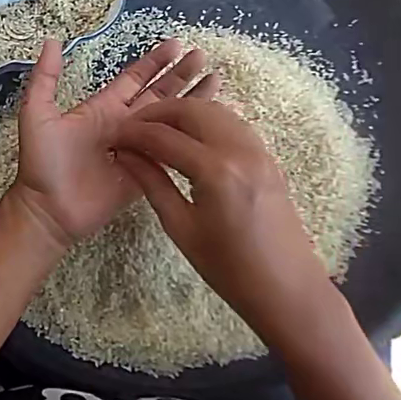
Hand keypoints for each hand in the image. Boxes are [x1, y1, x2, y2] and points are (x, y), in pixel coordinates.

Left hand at [11, 37, 217, 244]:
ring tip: (216, 82)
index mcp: (103, 109)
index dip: (155, 61)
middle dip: (181, 75)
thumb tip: (51, 39)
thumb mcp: (38, 113)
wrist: (49, 210)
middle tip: (203, 57)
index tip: (176, 45)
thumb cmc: (42, 162)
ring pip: (171, 120)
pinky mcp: (147, 174)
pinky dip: (192, 139)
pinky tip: (211, 128)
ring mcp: (138, 150)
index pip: (135, 78)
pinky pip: (172, 153)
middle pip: (160, 94)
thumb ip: (46, 77)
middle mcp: (125, 125)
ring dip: (192, 101)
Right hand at [112, 98, 338, 350]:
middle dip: (156, 114)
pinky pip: (231, 123)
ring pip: (213, 110)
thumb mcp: (181, 228)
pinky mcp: (267, 155)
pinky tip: (188, 138)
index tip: (112, 137)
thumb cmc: (229, 269)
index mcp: (215, 171)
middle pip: (190, 110)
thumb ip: (152, 183)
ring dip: (181, 113)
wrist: (288, 290)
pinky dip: (205, 120)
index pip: (163, 137)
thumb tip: (125, 154)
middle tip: (131, 129)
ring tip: (156, 131)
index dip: (132, 133)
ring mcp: (258, 149)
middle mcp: (239, 149)